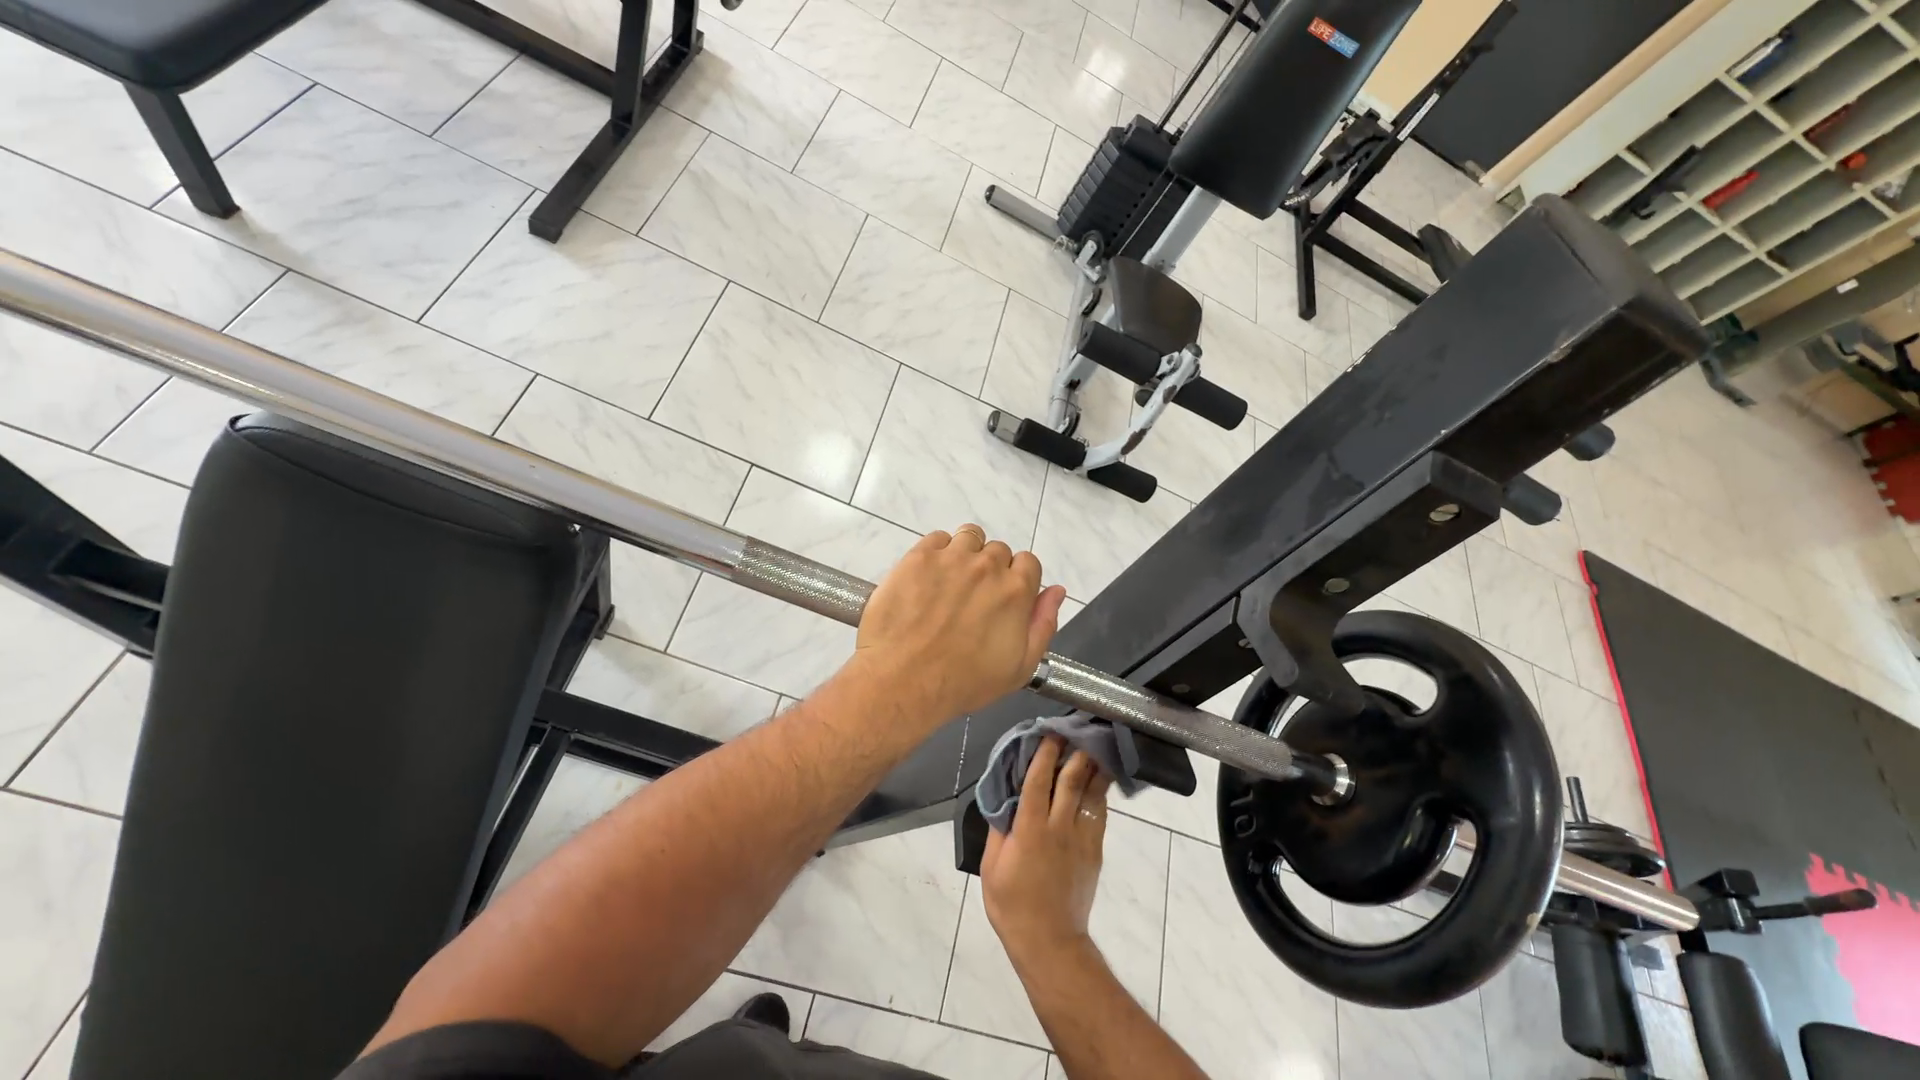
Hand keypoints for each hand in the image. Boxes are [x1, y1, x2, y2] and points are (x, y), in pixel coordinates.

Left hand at [852, 524, 1067, 725]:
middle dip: (991, 569)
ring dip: (966, 554)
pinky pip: (936, 539)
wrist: (904, 680)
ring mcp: (951, 558)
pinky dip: (937, 552)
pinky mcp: (918, 557)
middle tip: (972, 598)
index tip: (1002, 599)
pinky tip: (928, 578)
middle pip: (998, 550)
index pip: (1029, 563)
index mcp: (1016, 590)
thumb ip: (1043, 624)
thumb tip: (1057, 591)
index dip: (1018, 579)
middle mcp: (987, 566)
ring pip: (969, 537)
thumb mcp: (1020, 667)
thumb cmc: (965, 682)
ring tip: (950, 583)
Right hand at [980, 738, 1111, 964]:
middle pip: (1072, 780)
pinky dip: (1099, 794)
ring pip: (1092, 794)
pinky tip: (1098, 783)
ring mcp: (1082, 839)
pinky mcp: (1095, 852)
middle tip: (1077, 731)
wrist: (1049, 940)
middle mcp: (1059, 827)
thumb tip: (1002, 802)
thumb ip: (999, 830)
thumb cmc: (1012, 904)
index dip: (1044, 754)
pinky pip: (1099, 814)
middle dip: (1075, 752)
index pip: (1039, 781)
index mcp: (1030, 829)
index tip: (1049, 734)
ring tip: (1095, 746)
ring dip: (1093, 768)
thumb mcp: (991, 866)